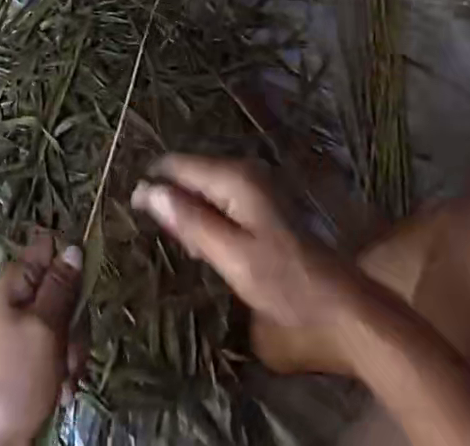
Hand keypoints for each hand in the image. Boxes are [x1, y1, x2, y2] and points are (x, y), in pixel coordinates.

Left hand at [0, 231, 81, 445]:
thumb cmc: (14, 378)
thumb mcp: (42, 327)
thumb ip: (60, 287)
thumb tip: (73, 246)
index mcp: (15, 282)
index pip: (48, 248)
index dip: (71, 261)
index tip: (84, 283)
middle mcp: (19, 301)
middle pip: (63, 290)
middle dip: (75, 320)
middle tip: (68, 344)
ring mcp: (24, 332)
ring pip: (67, 325)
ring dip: (72, 352)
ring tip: (63, 375)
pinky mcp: (30, 361)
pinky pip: (60, 354)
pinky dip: (65, 372)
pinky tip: (61, 391)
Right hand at [131, 154, 362, 374]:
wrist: (337, 303)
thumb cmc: (283, 282)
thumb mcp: (230, 255)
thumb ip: (188, 220)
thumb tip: (146, 190)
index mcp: (233, 177)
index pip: (175, 165)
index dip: (151, 184)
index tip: (132, 210)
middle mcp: (241, 170)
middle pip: (187, 173)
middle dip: (169, 199)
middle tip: (163, 237)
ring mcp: (251, 185)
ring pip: (199, 188)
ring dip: (186, 212)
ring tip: (183, 246)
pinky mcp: (256, 202)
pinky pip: (215, 200)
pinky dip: (203, 219)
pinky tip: (205, 247)